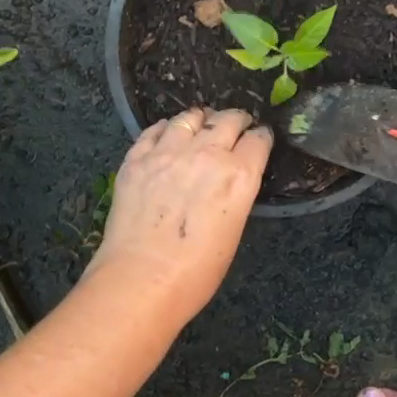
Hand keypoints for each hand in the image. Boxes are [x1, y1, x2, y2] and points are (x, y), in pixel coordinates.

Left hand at [87, 108, 271, 326]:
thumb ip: (234, 196)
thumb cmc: (197, 272)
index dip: (260, 137)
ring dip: (200, 119)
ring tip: (200, 122)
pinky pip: (154, 130)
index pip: (258, 140)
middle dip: (235, 120)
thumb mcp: (233, 231)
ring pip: (189, 118)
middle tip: (234, 125)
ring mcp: (168, 152)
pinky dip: (166, 128)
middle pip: (227, 120)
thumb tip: (226, 183)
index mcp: (239, 175)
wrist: (142, 278)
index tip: (258, 139)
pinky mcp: (137, 158)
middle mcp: (207, 154)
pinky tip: (167, 132)